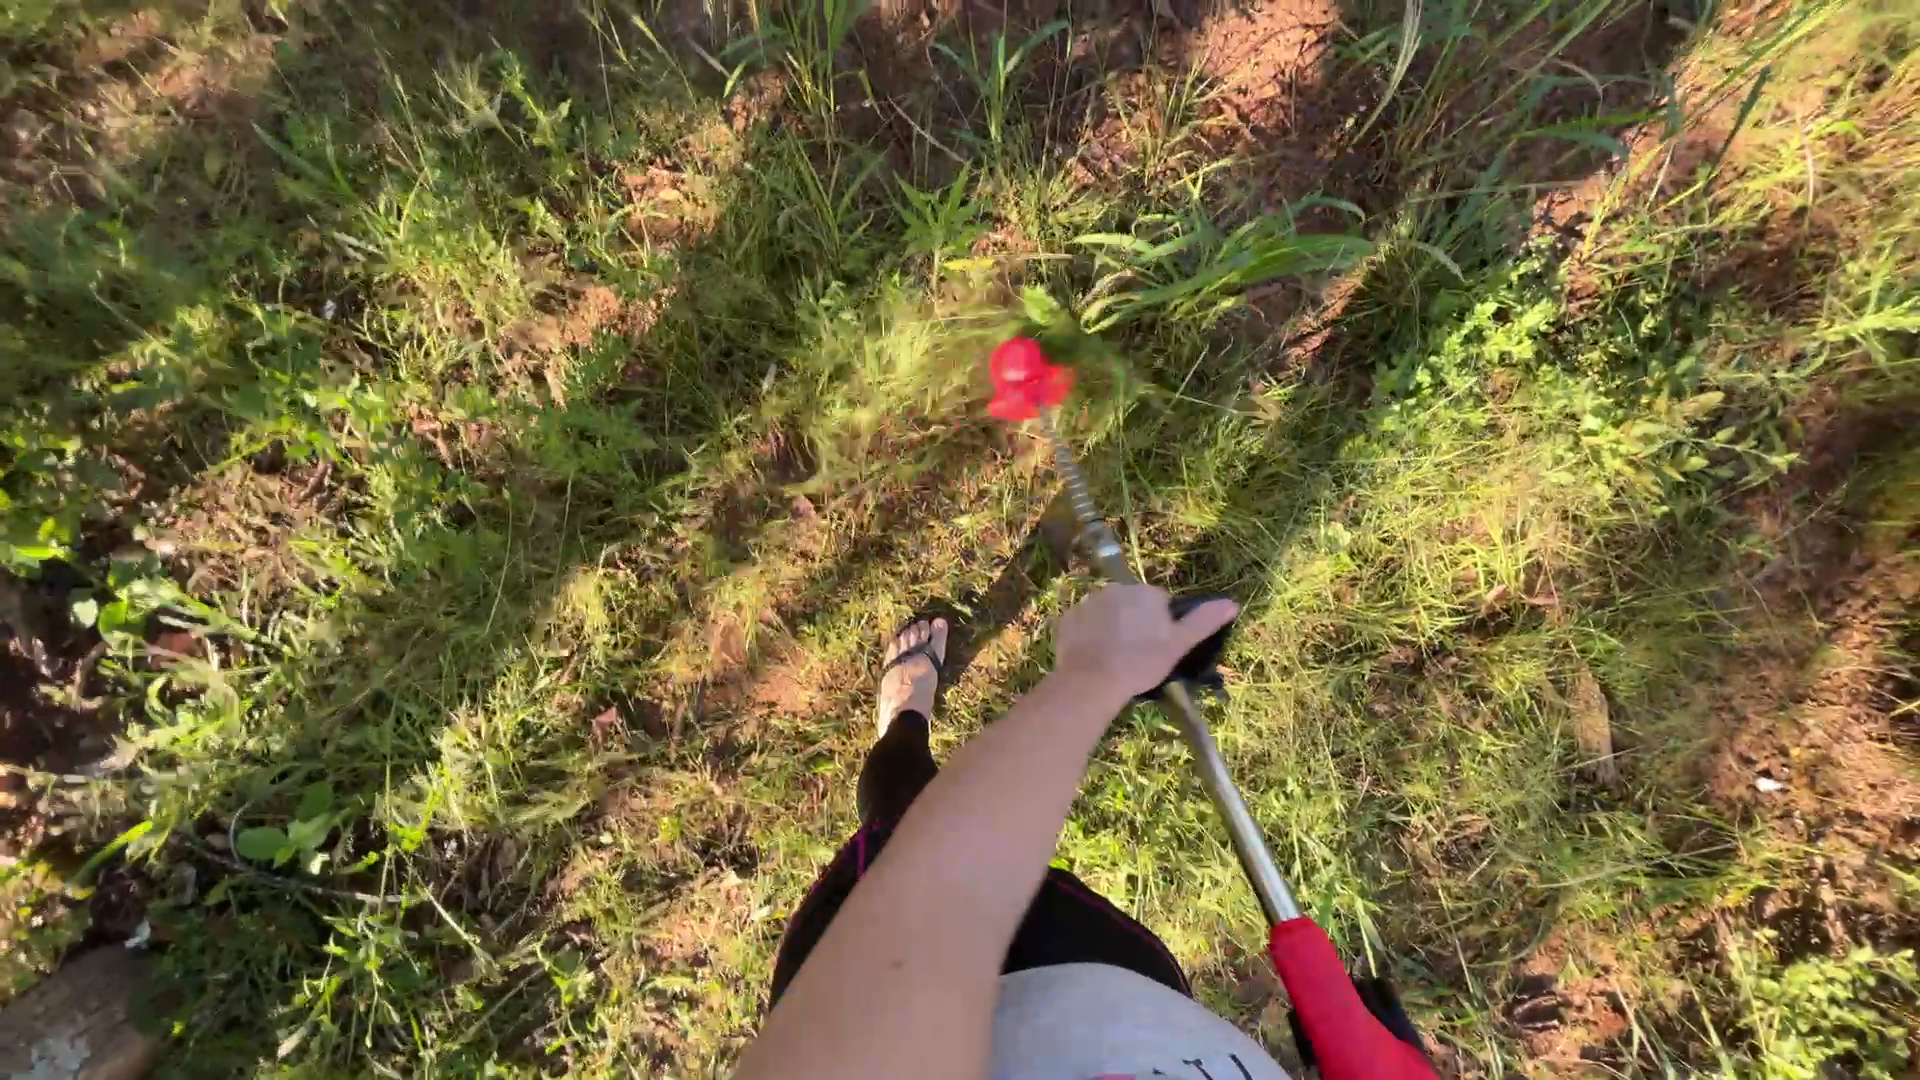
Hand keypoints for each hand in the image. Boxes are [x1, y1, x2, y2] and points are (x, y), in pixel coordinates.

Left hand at [1053, 584, 1239, 698]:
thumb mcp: (1178, 644)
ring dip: (1112, 627)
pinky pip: (1085, 623)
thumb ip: (1203, 621)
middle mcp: (1115, 589)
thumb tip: (1232, 602)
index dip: (1160, 625)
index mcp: (1144, 592)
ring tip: (1114, 657)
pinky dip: (1090, 635)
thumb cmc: (1141, 662)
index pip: (1158, 602)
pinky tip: (1094, 655)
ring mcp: (1088, 602)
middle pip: (1131, 604)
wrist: (1093, 679)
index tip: (1157, 646)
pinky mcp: (1069, 618)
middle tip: (1136, 653)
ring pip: (1107, 612)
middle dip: (1135, 622)